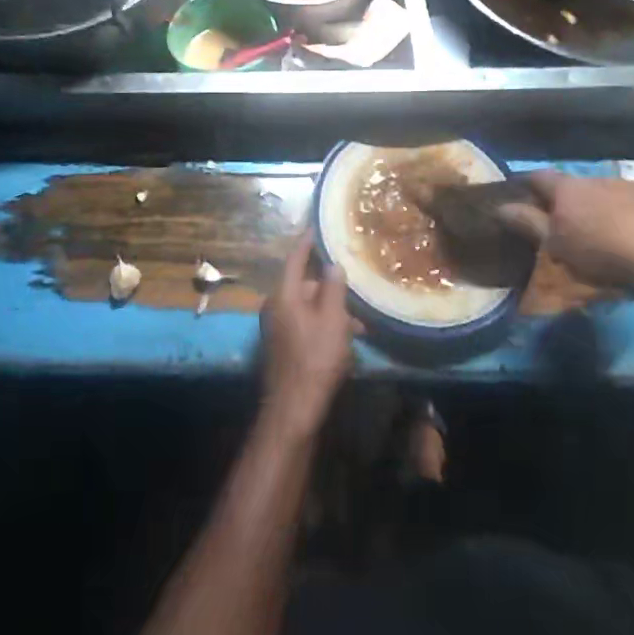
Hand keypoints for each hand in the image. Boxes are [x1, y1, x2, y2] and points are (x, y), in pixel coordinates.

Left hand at [259, 232, 354, 433]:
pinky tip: (345, 339)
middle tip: (354, 289)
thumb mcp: (333, 320)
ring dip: (330, 310)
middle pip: (302, 284)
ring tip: (359, 324)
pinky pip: (304, 323)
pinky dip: (323, 325)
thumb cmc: (316, 358)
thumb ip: (333, 289)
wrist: (294, 406)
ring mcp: (275, 326)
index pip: (294, 259)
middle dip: (328, 286)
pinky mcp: (281, 344)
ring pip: (306, 307)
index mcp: (283, 294)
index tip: (317, 228)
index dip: (306, 243)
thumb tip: (333, 264)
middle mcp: (274, 306)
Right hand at [497, 171, 633, 311]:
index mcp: (568, 187)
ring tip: (597, 238)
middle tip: (557, 225)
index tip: (515, 196)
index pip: (537, 176)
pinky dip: (626, 222)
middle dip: (564, 202)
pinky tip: (631, 245)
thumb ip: (527, 224)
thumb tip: (499, 206)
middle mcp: (599, 179)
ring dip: (598, 212)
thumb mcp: (555, 244)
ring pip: (606, 197)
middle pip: (573, 186)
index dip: (524, 184)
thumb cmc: (603, 251)